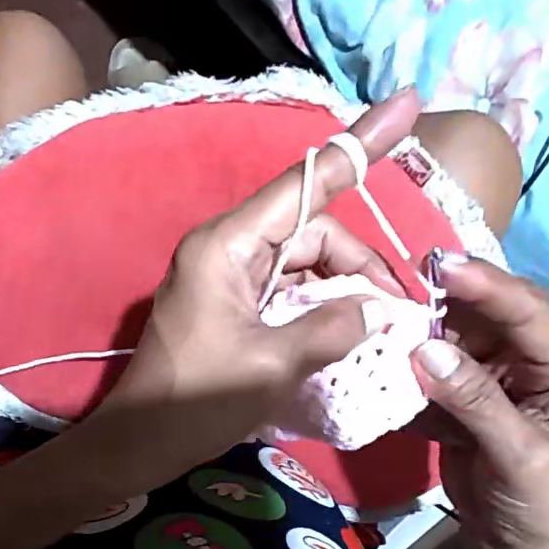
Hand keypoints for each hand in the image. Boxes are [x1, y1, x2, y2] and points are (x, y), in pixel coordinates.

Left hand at [89, 89, 423, 487]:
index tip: (408, 105)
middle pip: (309, 231)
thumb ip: (333, 328)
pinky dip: (314, 306)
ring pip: (299, 262)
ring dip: (338, 289)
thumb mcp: (275, 365)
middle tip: (394, 311)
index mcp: (227, 246)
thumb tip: (377, 312)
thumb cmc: (200, 403)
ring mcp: (223, 276)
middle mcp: (224, 248)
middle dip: (355, 265)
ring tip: (376, 327)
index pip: (304, 184)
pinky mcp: (225, 304)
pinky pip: (281, 290)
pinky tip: (343, 332)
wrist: (140, 443)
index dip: (359, 147)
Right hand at [411, 255, 548, 548]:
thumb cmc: (538, 502)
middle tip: (398, 283)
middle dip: (446, 298)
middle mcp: (532, 358)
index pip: (527, 311)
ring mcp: (495, 372)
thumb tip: (425, 350)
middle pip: (488, 311)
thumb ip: (475, 401)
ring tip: (383, 319)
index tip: (438, 266)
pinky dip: (410, 363)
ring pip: (456, 334)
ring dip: (422, 328)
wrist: (514, 542)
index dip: (485, 285)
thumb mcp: (517, 455)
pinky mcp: (464, 391)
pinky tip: (385, 355)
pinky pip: (434, 365)